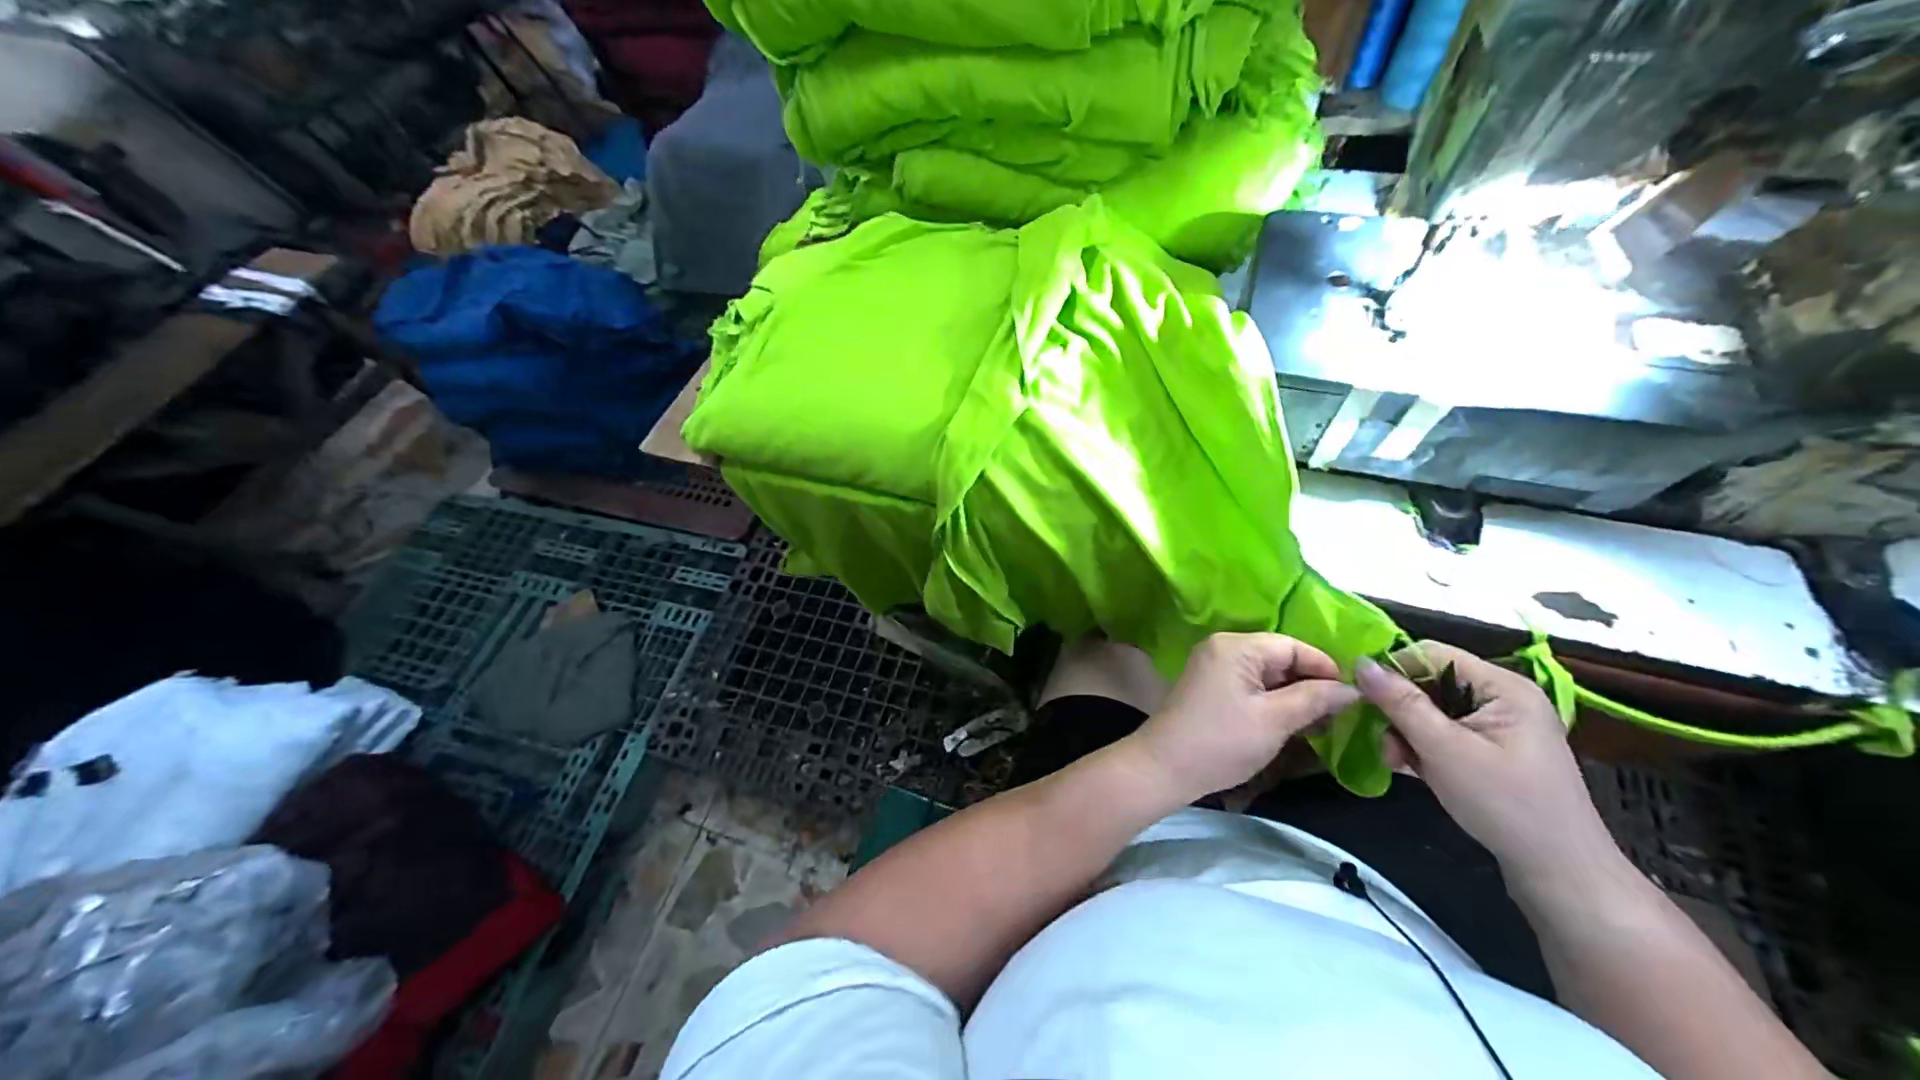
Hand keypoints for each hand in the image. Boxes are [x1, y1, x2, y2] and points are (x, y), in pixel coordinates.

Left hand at [1127, 633, 1360, 802]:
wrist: (1163, 768)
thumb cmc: (1221, 742)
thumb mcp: (1275, 720)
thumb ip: (1315, 699)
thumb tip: (1353, 689)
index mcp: (1236, 646)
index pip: (1293, 645)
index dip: (1325, 668)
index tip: (1353, 697)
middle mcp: (1223, 648)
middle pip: (1280, 658)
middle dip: (1312, 684)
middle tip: (1341, 715)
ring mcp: (1214, 668)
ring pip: (1268, 674)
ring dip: (1295, 696)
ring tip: (1322, 725)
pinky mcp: (1211, 689)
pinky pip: (1252, 686)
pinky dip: (1274, 702)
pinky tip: (1294, 724)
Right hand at [1355, 641, 1617, 876]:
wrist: (1560, 873)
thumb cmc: (1505, 804)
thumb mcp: (1444, 750)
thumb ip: (1401, 703)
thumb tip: (1360, 662)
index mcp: (1503, 686)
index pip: (1431, 654)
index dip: (1391, 669)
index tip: (1360, 697)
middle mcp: (1502, 697)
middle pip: (1429, 682)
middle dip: (1398, 710)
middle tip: (1383, 743)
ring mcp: (1499, 725)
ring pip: (1431, 710)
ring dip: (1405, 732)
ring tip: (1396, 762)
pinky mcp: (1493, 751)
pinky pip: (1444, 732)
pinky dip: (1422, 747)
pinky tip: (1412, 769)